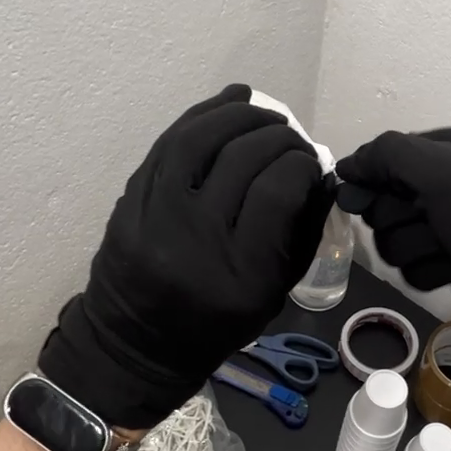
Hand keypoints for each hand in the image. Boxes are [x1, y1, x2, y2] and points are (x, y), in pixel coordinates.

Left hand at [39, 85, 332, 429]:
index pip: (277, 190)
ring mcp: (154, 217)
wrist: (134, 347)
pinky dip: (203, 115)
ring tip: (266, 115)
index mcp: (240, 274)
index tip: (311, 165)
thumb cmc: (216, 328)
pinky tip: (231, 103)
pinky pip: (168, 143)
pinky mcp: (130, 202)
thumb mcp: (274, 294)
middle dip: (279, 137)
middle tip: (294, 140)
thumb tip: (320, 174)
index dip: (302, 164)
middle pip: (243, 158)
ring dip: (240, 115)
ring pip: (200, 139)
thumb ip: (302, 232)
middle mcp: (195, 240)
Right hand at [335, 129, 450, 355]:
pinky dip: (427, 271)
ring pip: (391, 239)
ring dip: (414, 249)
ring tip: (447, 252)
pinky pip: (408, 267)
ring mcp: (443, 227)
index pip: (383, 158)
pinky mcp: (445, 263)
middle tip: (427, 223)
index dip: (371, 180)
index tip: (363, 198)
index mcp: (445, 151)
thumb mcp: (444, 172)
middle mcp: (441, 185)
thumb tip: (346, 165)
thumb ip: (390, 155)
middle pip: (381, 202)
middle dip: (398, 220)